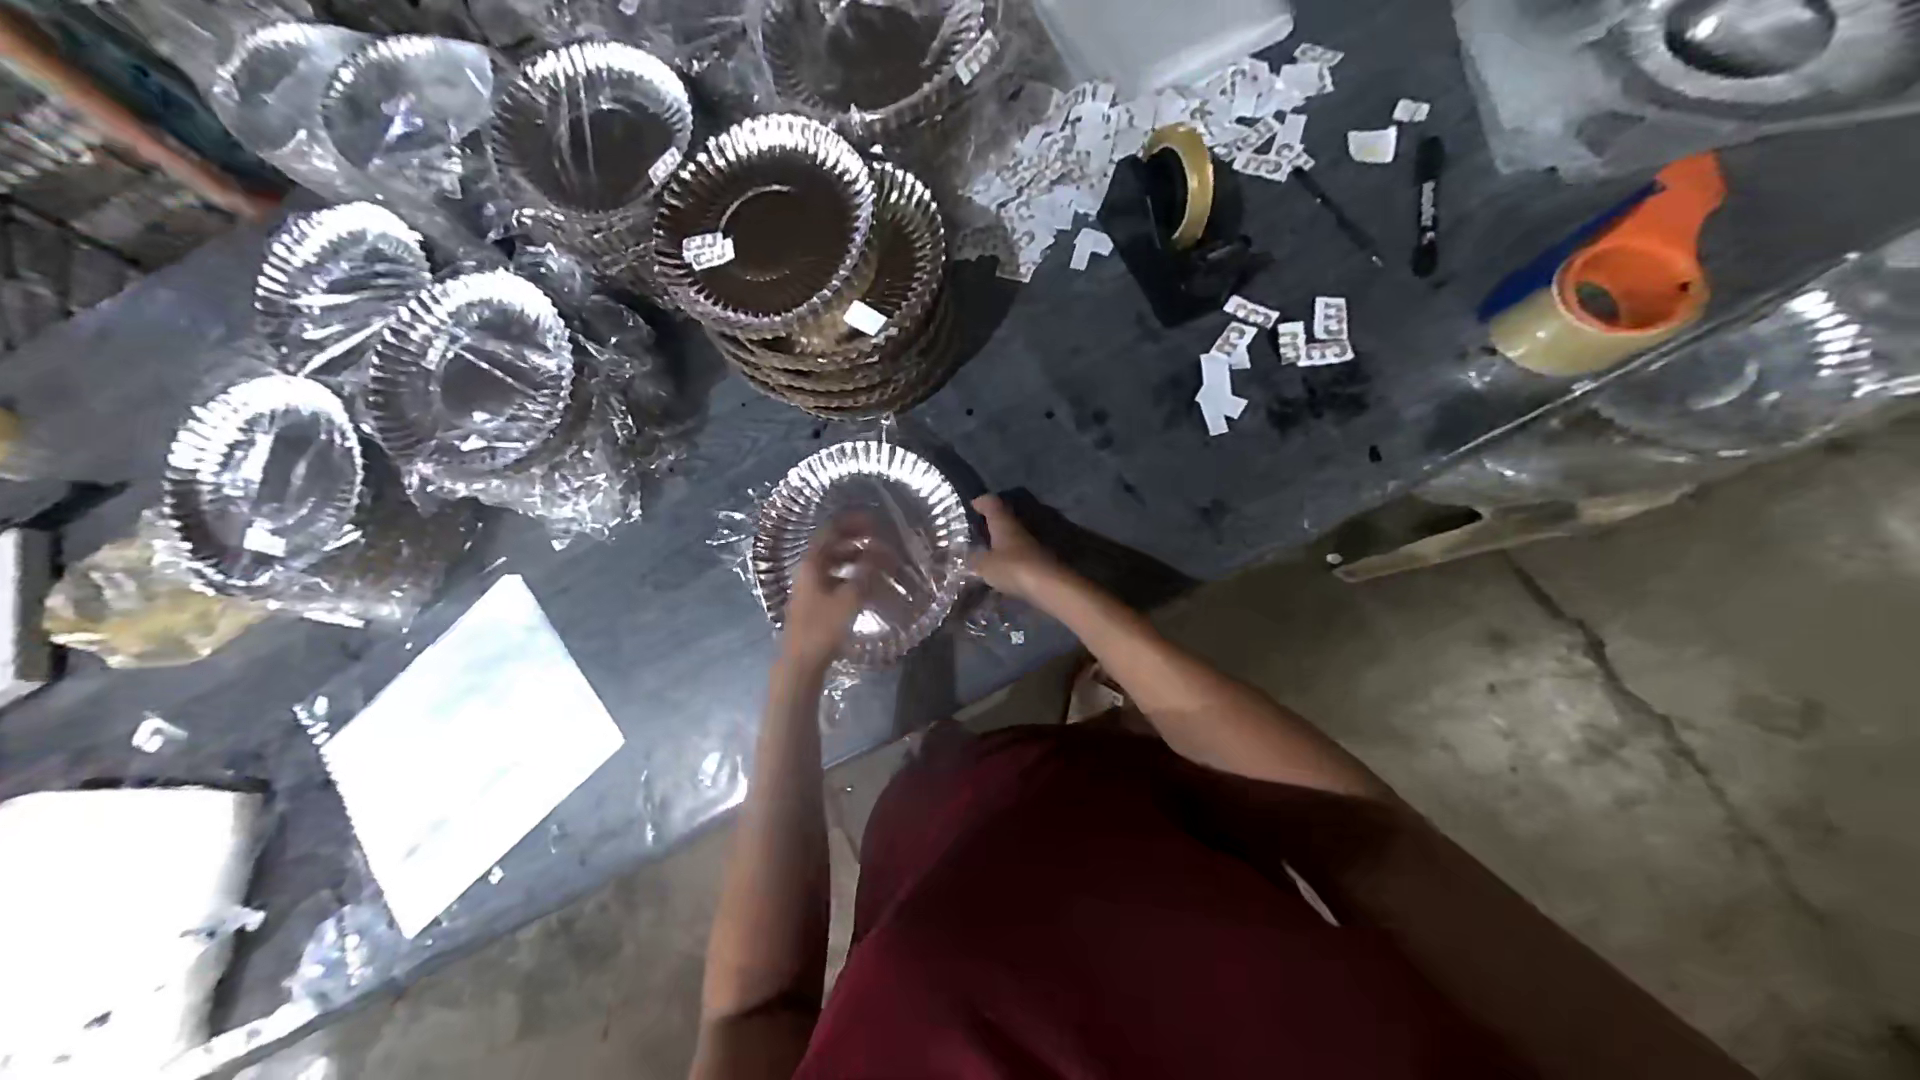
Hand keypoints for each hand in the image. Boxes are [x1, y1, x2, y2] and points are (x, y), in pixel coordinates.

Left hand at [780, 519, 875, 668]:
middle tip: (882, 541)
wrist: (801, 662)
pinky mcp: (814, 603)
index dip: (852, 523)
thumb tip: (878, 553)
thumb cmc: (823, 628)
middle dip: (858, 541)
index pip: (831, 532)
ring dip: (856, 560)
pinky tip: (868, 585)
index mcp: (812, 564)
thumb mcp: (850, 599)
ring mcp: (810, 587)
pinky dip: (851, 577)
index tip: (874, 521)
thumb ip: (865, 573)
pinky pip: (835, 580)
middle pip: (833, 547)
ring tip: (880, 563)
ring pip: (835, 564)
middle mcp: (808, 571)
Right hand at [970, 494, 1065, 601]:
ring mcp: (1034, 543)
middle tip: (978, 530)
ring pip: (1014, 536)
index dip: (982, 502)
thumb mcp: (985, 565)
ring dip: (1003, 541)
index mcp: (1004, 522)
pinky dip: (1011, 557)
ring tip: (988, 552)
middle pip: (1005, 518)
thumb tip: (966, 554)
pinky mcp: (1041, 560)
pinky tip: (1003, 568)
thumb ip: (973, 559)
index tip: (974, 504)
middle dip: (992, 522)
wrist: (1051, 586)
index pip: (993, 502)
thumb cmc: (1013, 568)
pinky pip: (1021, 553)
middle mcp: (1020, 527)